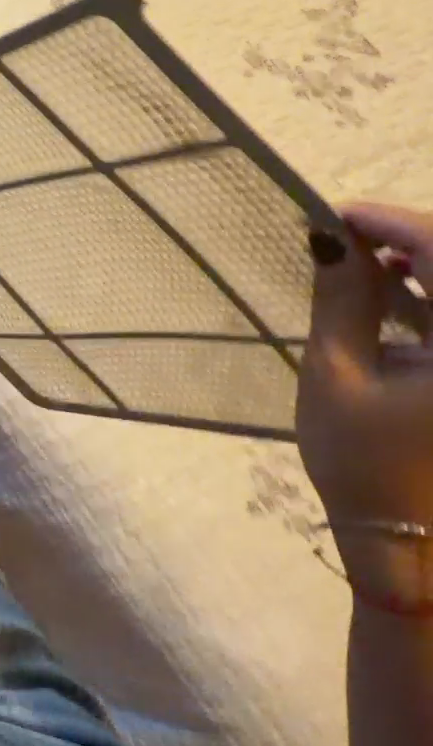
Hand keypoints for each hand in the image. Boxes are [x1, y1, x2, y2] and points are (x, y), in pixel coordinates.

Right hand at [300, 203, 432, 598]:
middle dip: (417, 239)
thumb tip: (329, 240)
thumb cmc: (362, 457)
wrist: (411, 532)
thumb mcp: (337, 376)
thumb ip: (341, 303)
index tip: (336, 213)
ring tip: (369, 259)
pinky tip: (402, 287)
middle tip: (349, 232)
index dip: (397, 226)